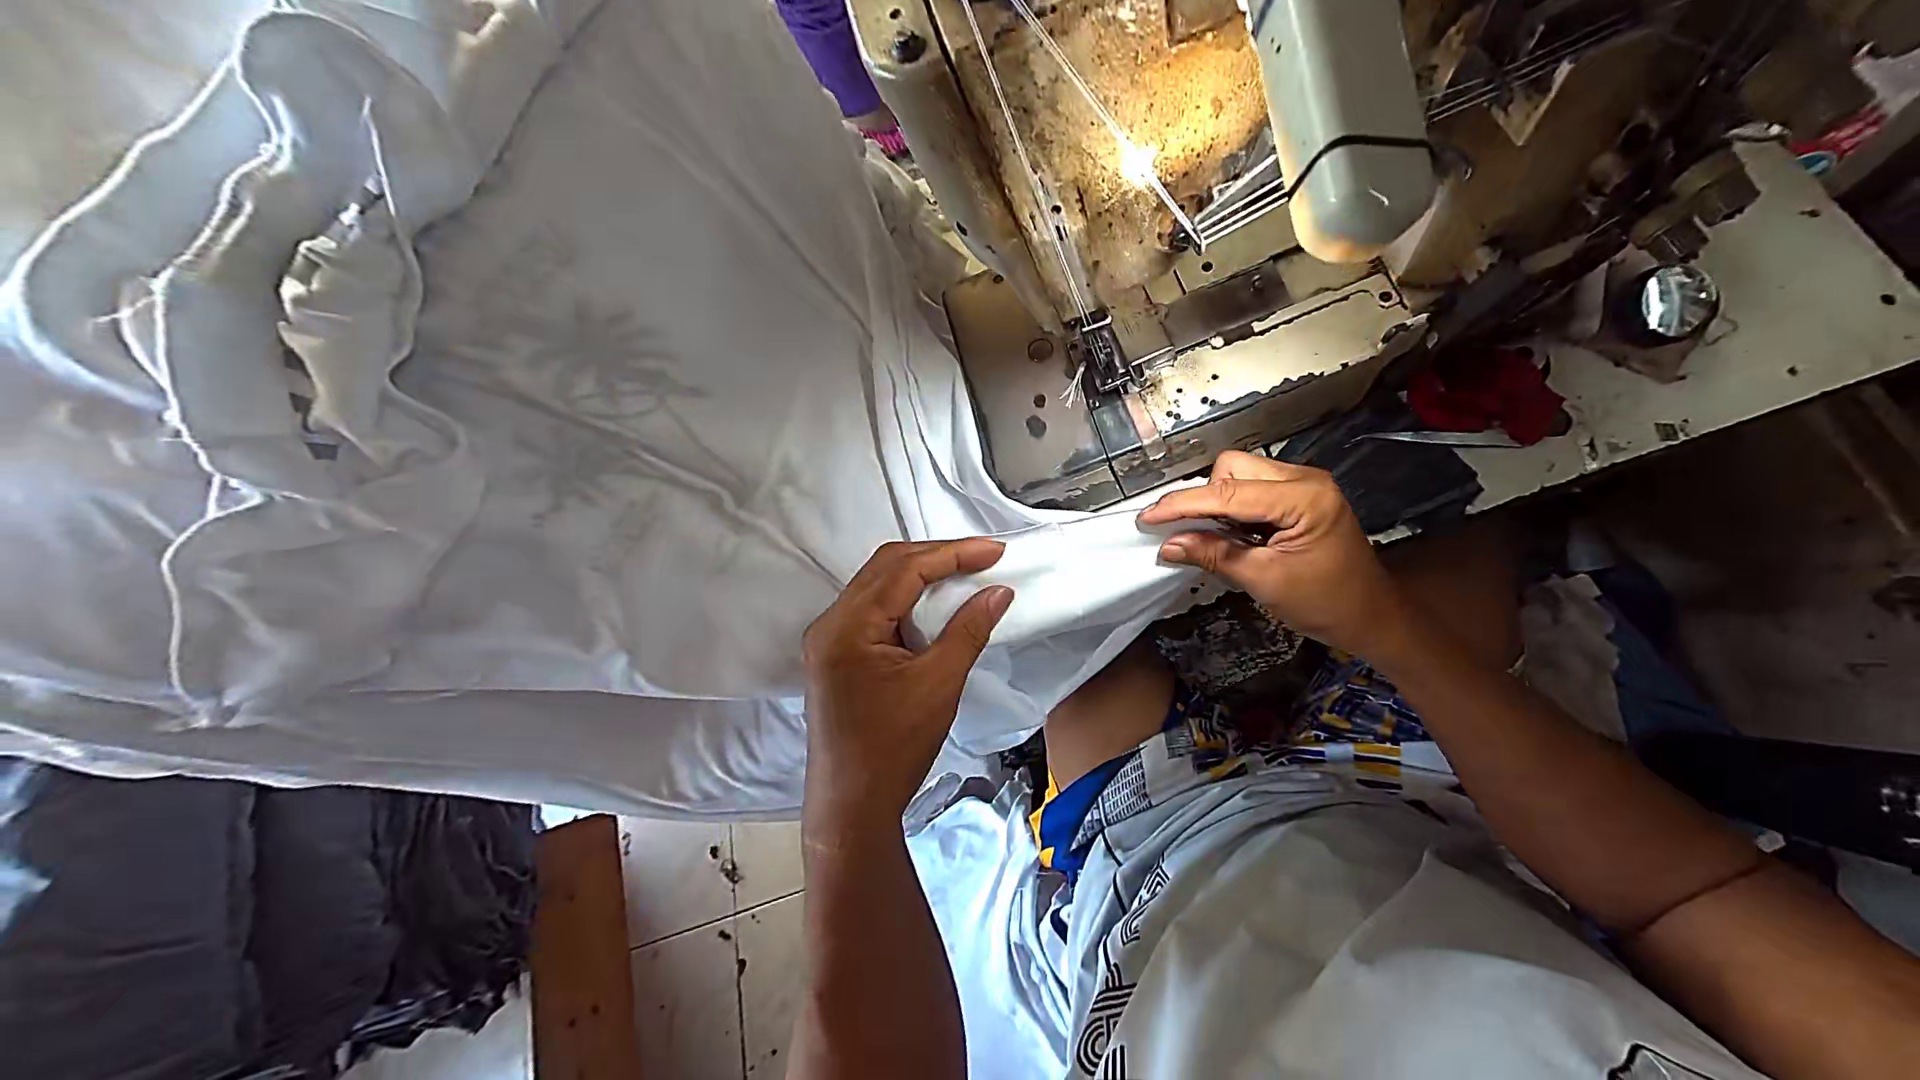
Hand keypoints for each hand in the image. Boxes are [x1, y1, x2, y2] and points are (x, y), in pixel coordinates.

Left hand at [801, 539, 1014, 837]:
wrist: (852, 806)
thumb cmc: (894, 748)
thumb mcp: (939, 684)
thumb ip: (968, 630)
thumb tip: (998, 591)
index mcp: (847, 626)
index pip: (903, 568)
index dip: (952, 554)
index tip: (994, 551)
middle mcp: (830, 623)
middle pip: (885, 568)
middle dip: (936, 557)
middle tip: (983, 558)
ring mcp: (829, 639)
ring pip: (878, 586)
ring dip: (921, 576)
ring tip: (965, 575)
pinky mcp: (837, 655)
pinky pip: (873, 610)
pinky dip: (907, 601)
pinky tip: (935, 605)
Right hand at [1136, 451, 1408, 658]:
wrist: (1371, 616)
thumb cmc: (1327, 603)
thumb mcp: (1264, 581)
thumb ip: (1214, 555)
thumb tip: (1170, 544)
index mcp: (1304, 498)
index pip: (1228, 493)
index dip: (1183, 505)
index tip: (1149, 517)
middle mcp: (1305, 480)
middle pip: (1232, 469)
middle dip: (1205, 499)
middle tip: (1189, 534)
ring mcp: (1303, 486)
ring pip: (1239, 476)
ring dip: (1217, 504)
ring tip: (1214, 538)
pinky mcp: (1298, 497)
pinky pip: (1251, 490)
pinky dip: (1232, 510)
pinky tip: (1231, 535)